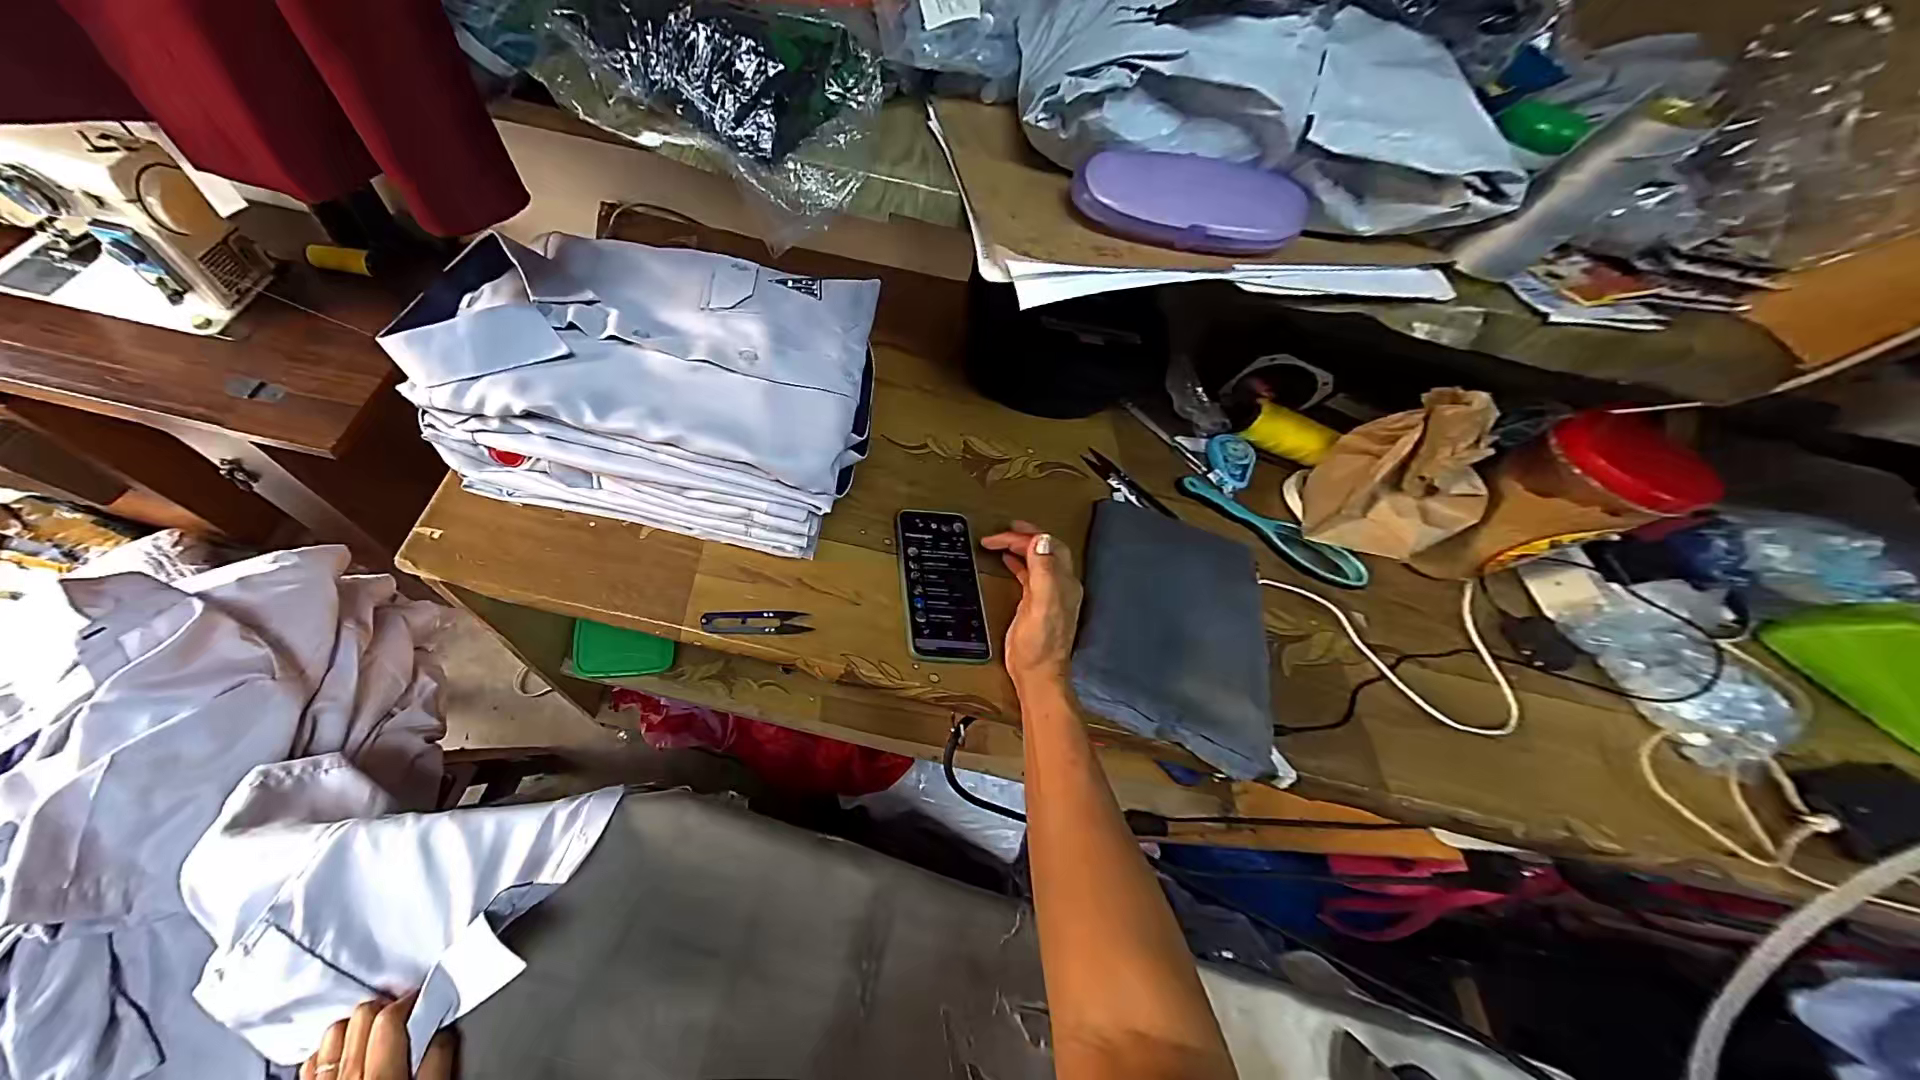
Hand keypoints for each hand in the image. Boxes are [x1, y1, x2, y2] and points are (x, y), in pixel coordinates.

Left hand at [303, 993, 456, 1079]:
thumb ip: (437, 1061)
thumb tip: (443, 1030)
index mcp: (383, 1076)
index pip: (396, 1019)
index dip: (417, 1002)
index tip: (428, 1001)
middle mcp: (349, 1077)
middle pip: (362, 1017)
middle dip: (387, 1006)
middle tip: (405, 1009)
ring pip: (334, 1033)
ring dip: (356, 1025)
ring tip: (375, 1028)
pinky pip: (310, 1062)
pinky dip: (329, 1050)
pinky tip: (345, 1053)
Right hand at [981, 521, 1082, 691]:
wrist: (1038, 675)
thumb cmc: (1040, 646)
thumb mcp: (1042, 604)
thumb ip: (1043, 571)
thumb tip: (1041, 540)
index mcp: (1063, 582)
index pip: (1047, 545)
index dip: (1026, 535)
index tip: (1004, 533)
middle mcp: (1059, 585)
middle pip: (1044, 549)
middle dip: (1023, 536)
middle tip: (1001, 532)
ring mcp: (1049, 595)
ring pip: (1036, 560)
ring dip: (1020, 547)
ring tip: (1001, 541)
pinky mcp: (1036, 604)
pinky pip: (1029, 575)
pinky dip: (1018, 563)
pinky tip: (1008, 562)